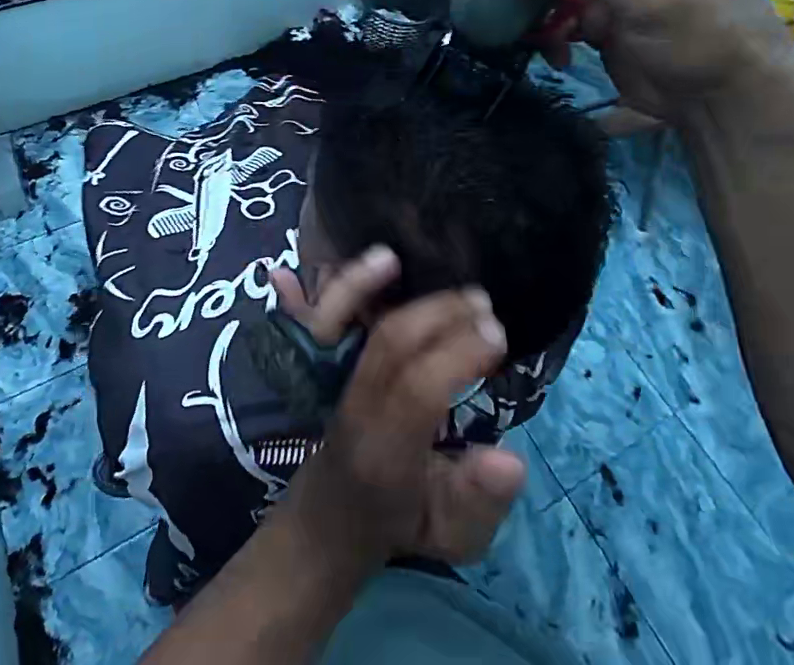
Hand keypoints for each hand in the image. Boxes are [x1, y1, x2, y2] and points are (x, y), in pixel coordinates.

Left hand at [270, 249, 526, 565]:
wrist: (331, 521)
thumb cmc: (400, 521)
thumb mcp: (454, 535)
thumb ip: (480, 500)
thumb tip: (510, 460)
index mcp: (388, 450)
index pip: (419, 389)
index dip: (459, 354)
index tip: (498, 334)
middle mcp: (352, 410)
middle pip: (386, 346)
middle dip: (436, 314)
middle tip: (481, 301)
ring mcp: (323, 389)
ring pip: (330, 330)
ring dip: (356, 289)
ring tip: (390, 258)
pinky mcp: (311, 375)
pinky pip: (299, 333)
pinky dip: (292, 301)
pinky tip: (283, 273)